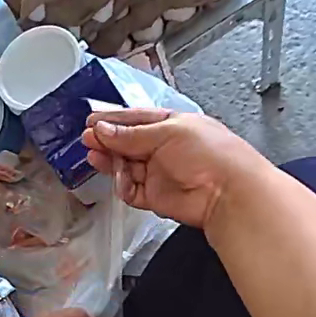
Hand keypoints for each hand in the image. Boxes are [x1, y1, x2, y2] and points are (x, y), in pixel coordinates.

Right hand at [82, 109, 272, 227]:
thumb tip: (104, 129)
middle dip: (106, 140)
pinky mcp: (155, 196)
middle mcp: (163, 148)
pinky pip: (131, 190)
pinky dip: (122, 185)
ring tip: (95, 157)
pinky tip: (119, 179)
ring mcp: (159, 172)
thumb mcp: (168, 133)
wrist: (227, 192)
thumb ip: (132, 134)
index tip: (91, 121)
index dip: (112, 120)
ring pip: (125, 166)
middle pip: (126, 143)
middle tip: (88, 139)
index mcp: (170, 125)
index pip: (134, 120)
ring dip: (110, 162)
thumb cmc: (210, 154)